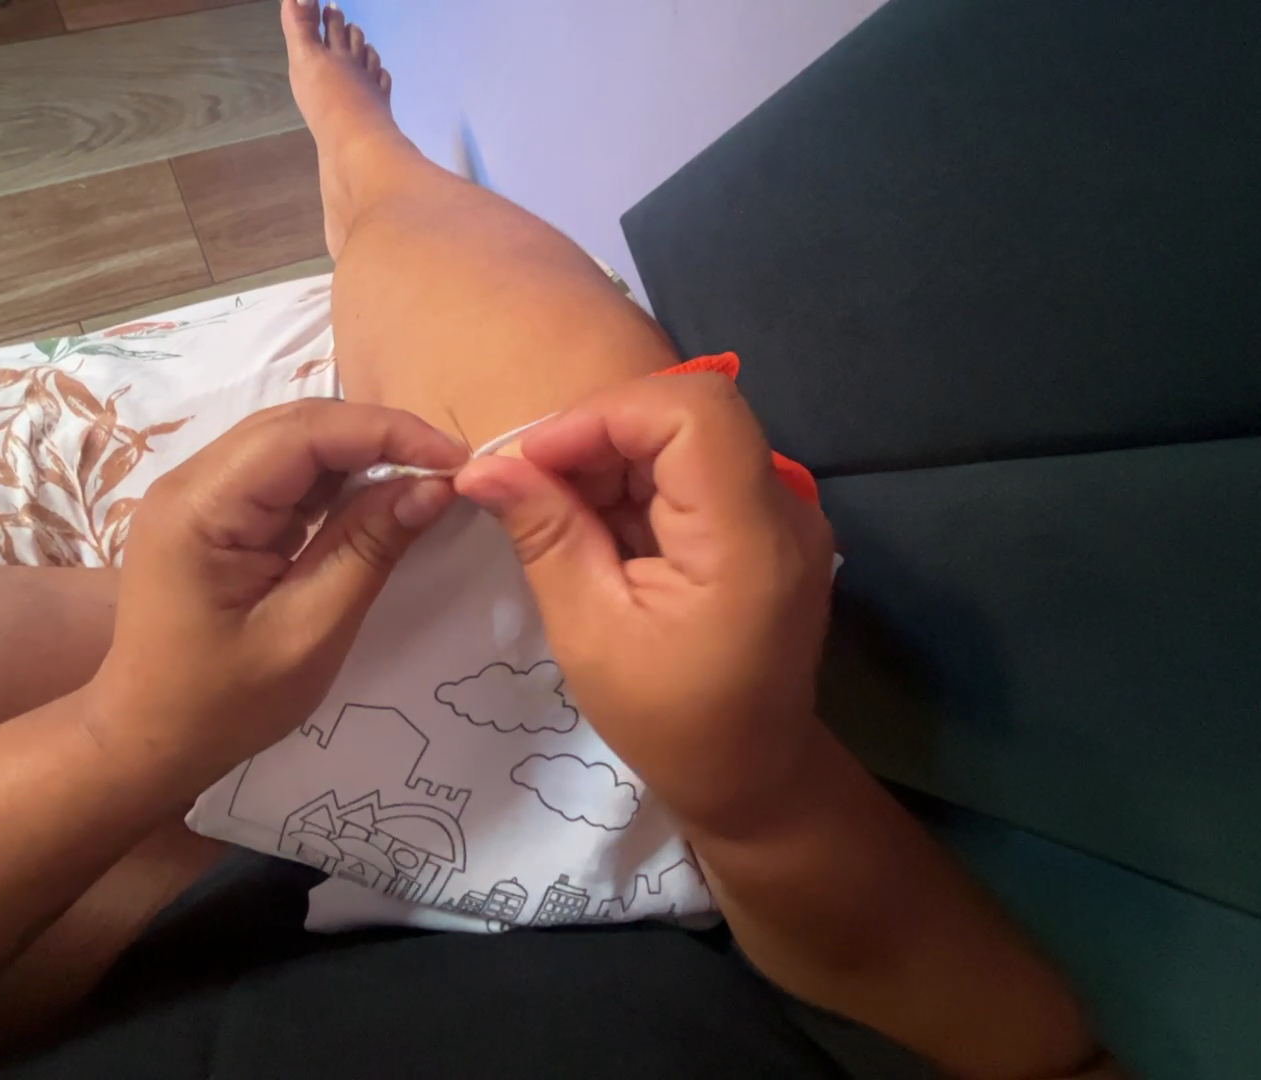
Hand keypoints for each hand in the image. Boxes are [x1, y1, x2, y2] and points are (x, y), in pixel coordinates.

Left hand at [88, 399, 464, 793]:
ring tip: (421, 480)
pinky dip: (335, 481)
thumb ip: (369, 549)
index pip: (304, 432)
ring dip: (359, 455)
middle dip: (378, 437)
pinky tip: (374, 498)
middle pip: (297, 426)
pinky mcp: (214, 512)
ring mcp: (199, 494)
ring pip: (292, 444)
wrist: (149, 739)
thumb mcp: (310, 632)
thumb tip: (435, 486)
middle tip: (446, 470)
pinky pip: (283, 475)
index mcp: (201, 506)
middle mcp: (192, 481)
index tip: (455, 459)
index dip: (386, 432)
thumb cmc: (225, 704)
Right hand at [454, 375, 833, 834]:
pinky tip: (595, 528)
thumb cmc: (667, 720)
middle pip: (683, 414)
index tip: (532, 461)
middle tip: (531, 488)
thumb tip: (480, 467)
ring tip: (557, 515)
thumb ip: (544, 534)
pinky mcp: (760, 522)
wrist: (749, 773)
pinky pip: (688, 470)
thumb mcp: (589, 631)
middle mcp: (780, 507)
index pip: (689, 413)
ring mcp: (777, 511)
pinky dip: (630, 483)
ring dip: (606, 460)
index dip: (602, 416)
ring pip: (681, 435)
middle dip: (594, 437)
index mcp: (746, 540)